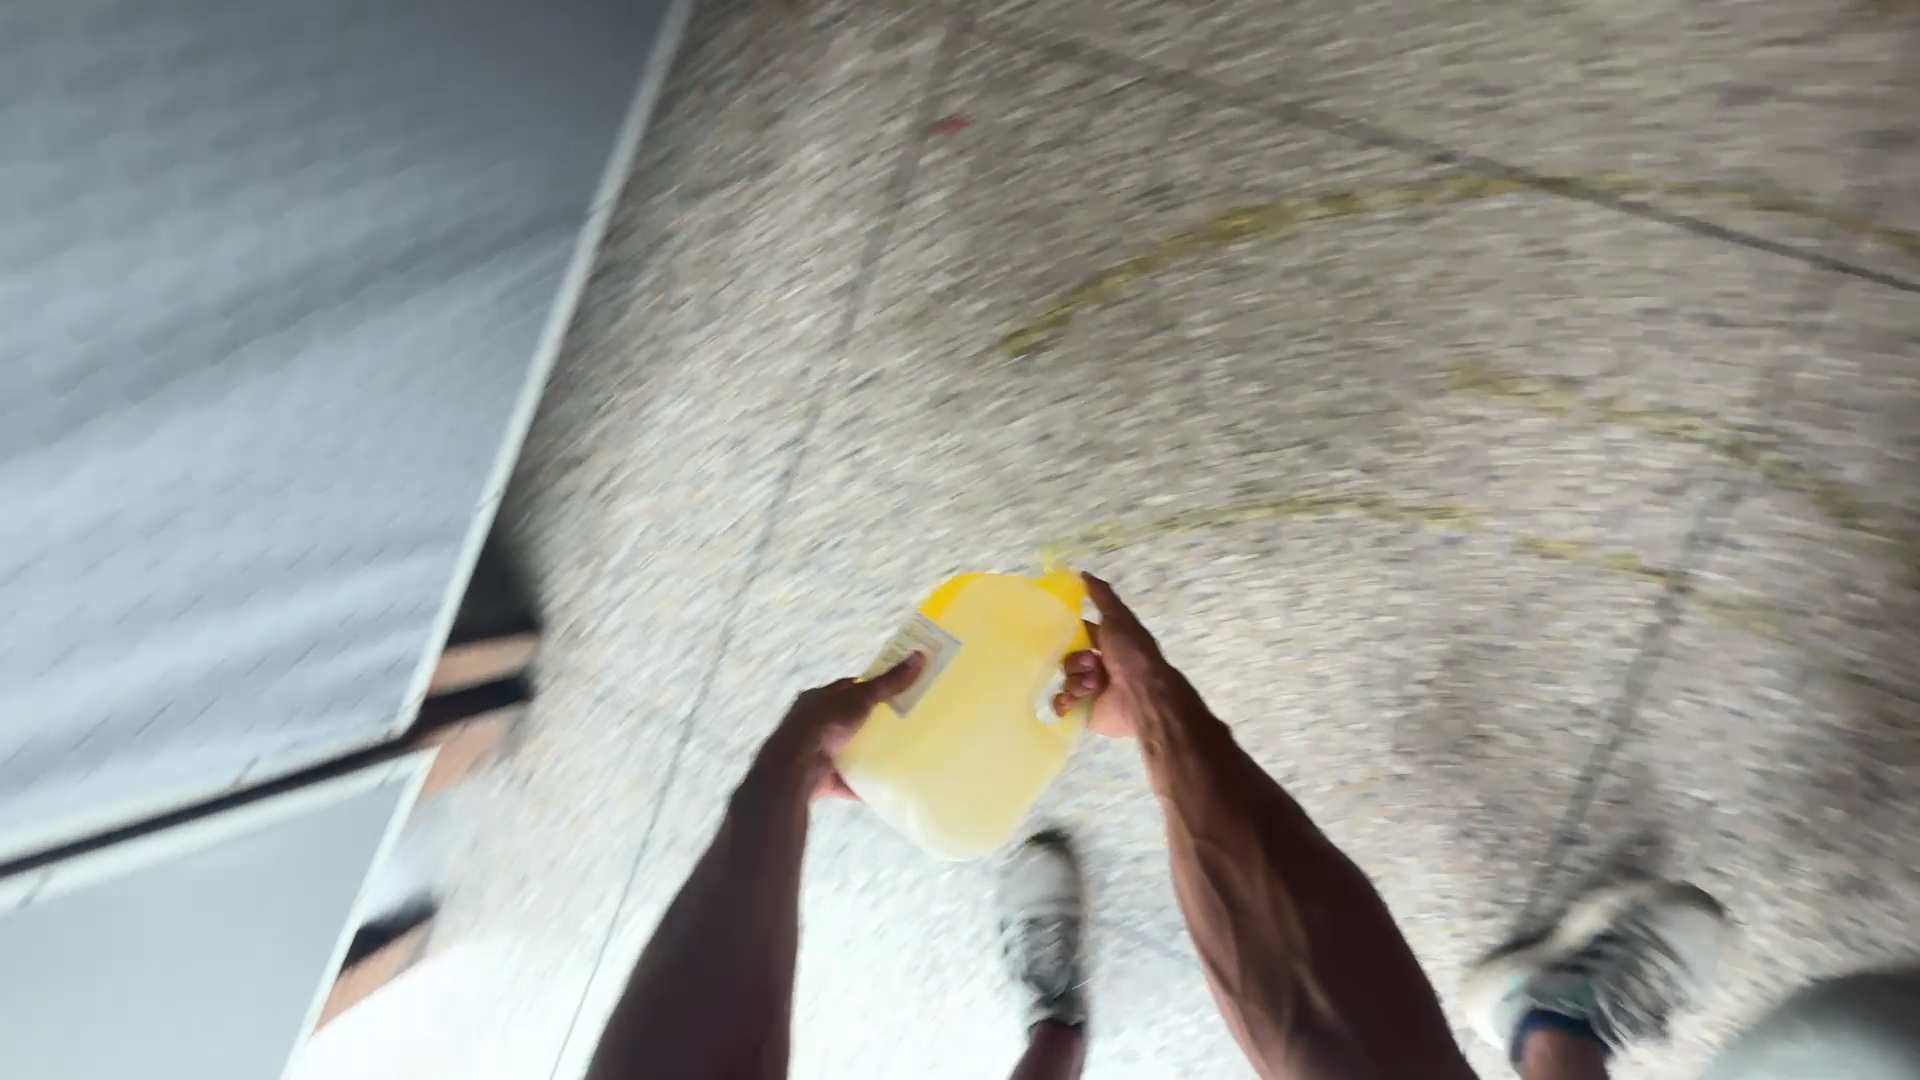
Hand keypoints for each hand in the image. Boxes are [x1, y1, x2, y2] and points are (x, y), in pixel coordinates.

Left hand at [761, 652, 924, 800]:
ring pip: (847, 748)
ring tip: (896, 753)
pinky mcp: (822, 777)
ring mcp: (817, 751)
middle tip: (901, 725)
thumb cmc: (825, 723)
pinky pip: (846, 779)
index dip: (873, 688)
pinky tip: (882, 786)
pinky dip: (861, 783)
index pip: (850, 688)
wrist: (795, 766)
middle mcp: (815, 722)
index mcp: (819, 698)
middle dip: (870, 722)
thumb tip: (919, 656)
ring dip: (865, 752)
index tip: (897, 692)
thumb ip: (889, 683)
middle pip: (850, 719)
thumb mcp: (861, 698)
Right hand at [1049, 572, 1177, 739]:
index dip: (1070, 634)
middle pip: (1068, 658)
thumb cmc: (1131, 653)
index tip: (1062, 632)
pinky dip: (1064, 702)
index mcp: (1107, 645)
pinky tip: (1074, 700)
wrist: (1142, 694)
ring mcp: (1090, 691)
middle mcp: (1098, 667)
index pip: (1078, 636)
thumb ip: (1101, 595)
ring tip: (1094, 685)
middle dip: (1076, 661)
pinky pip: (1061, 705)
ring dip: (1076, 681)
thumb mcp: (1117, 616)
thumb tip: (1081, 572)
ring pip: (1064, 680)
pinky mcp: (1083, 712)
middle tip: (1092, 665)